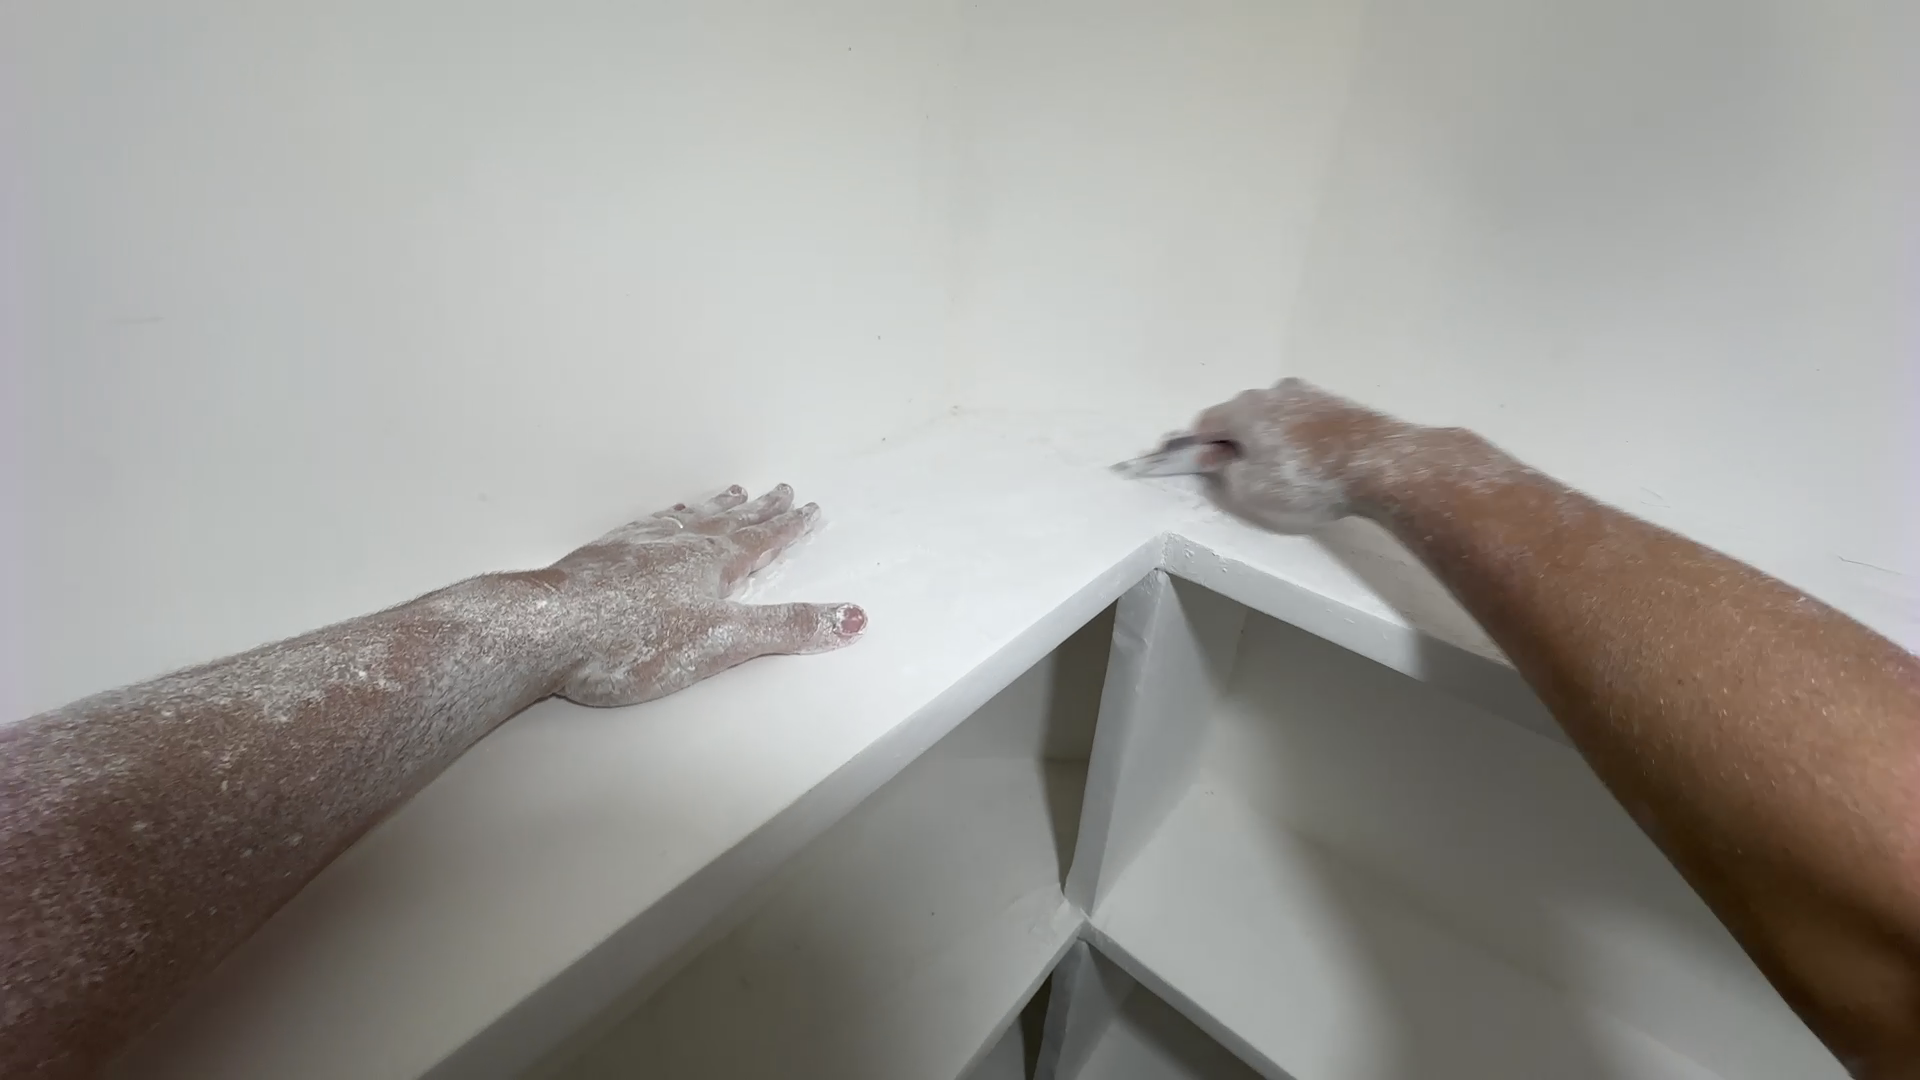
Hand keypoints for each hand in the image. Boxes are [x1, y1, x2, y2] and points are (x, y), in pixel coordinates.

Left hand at [535, 485, 865, 705]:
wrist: (545, 630)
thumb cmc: (637, 641)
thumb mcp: (725, 641)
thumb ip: (787, 628)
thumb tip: (855, 618)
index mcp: (715, 563)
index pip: (763, 538)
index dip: (790, 526)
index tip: (810, 507)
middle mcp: (683, 544)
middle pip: (731, 520)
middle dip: (761, 508)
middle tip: (781, 488)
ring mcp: (642, 545)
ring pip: (692, 517)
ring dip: (718, 505)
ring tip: (732, 489)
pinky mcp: (607, 555)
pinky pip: (650, 524)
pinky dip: (668, 516)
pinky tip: (663, 516)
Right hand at [1191, 378, 1399, 532]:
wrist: (1382, 466)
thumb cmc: (1305, 482)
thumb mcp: (1250, 490)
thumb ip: (1224, 471)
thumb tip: (1216, 456)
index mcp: (1244, 409)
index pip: (1204, 423)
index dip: (1202, 450)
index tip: (1215, 473)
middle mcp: (1272, 392)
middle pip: (1239, 417)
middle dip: (1236, 443)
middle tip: (1250, 476)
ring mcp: (1307, 394)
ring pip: (1271, 417)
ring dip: (1267, 440)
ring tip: (1286, 472)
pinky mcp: (1336, 403)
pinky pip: (1300, 420)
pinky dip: (1296, 438)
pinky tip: (1313, 463)